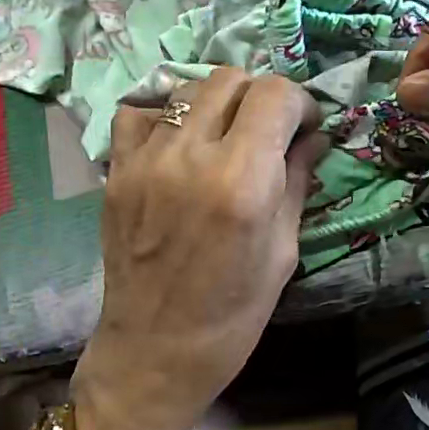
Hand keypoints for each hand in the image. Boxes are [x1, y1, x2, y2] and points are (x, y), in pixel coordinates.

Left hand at [72, 69, 326, 429]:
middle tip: (265, 130)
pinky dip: (164, 117)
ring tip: (222, 136)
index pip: (274, 94)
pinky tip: (176, 146)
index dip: (298, 102)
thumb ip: (296, 182)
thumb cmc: (232, 315)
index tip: (302, 127)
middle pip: (229, 79)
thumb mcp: (282, 252)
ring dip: (214, 103)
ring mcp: (145, 160)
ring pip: (185, 89)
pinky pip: (138, 114)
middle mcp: (191, 157)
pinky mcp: (116, 172)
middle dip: (258, 96)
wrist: (155, 350)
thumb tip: (312, 137)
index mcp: (242, 181)